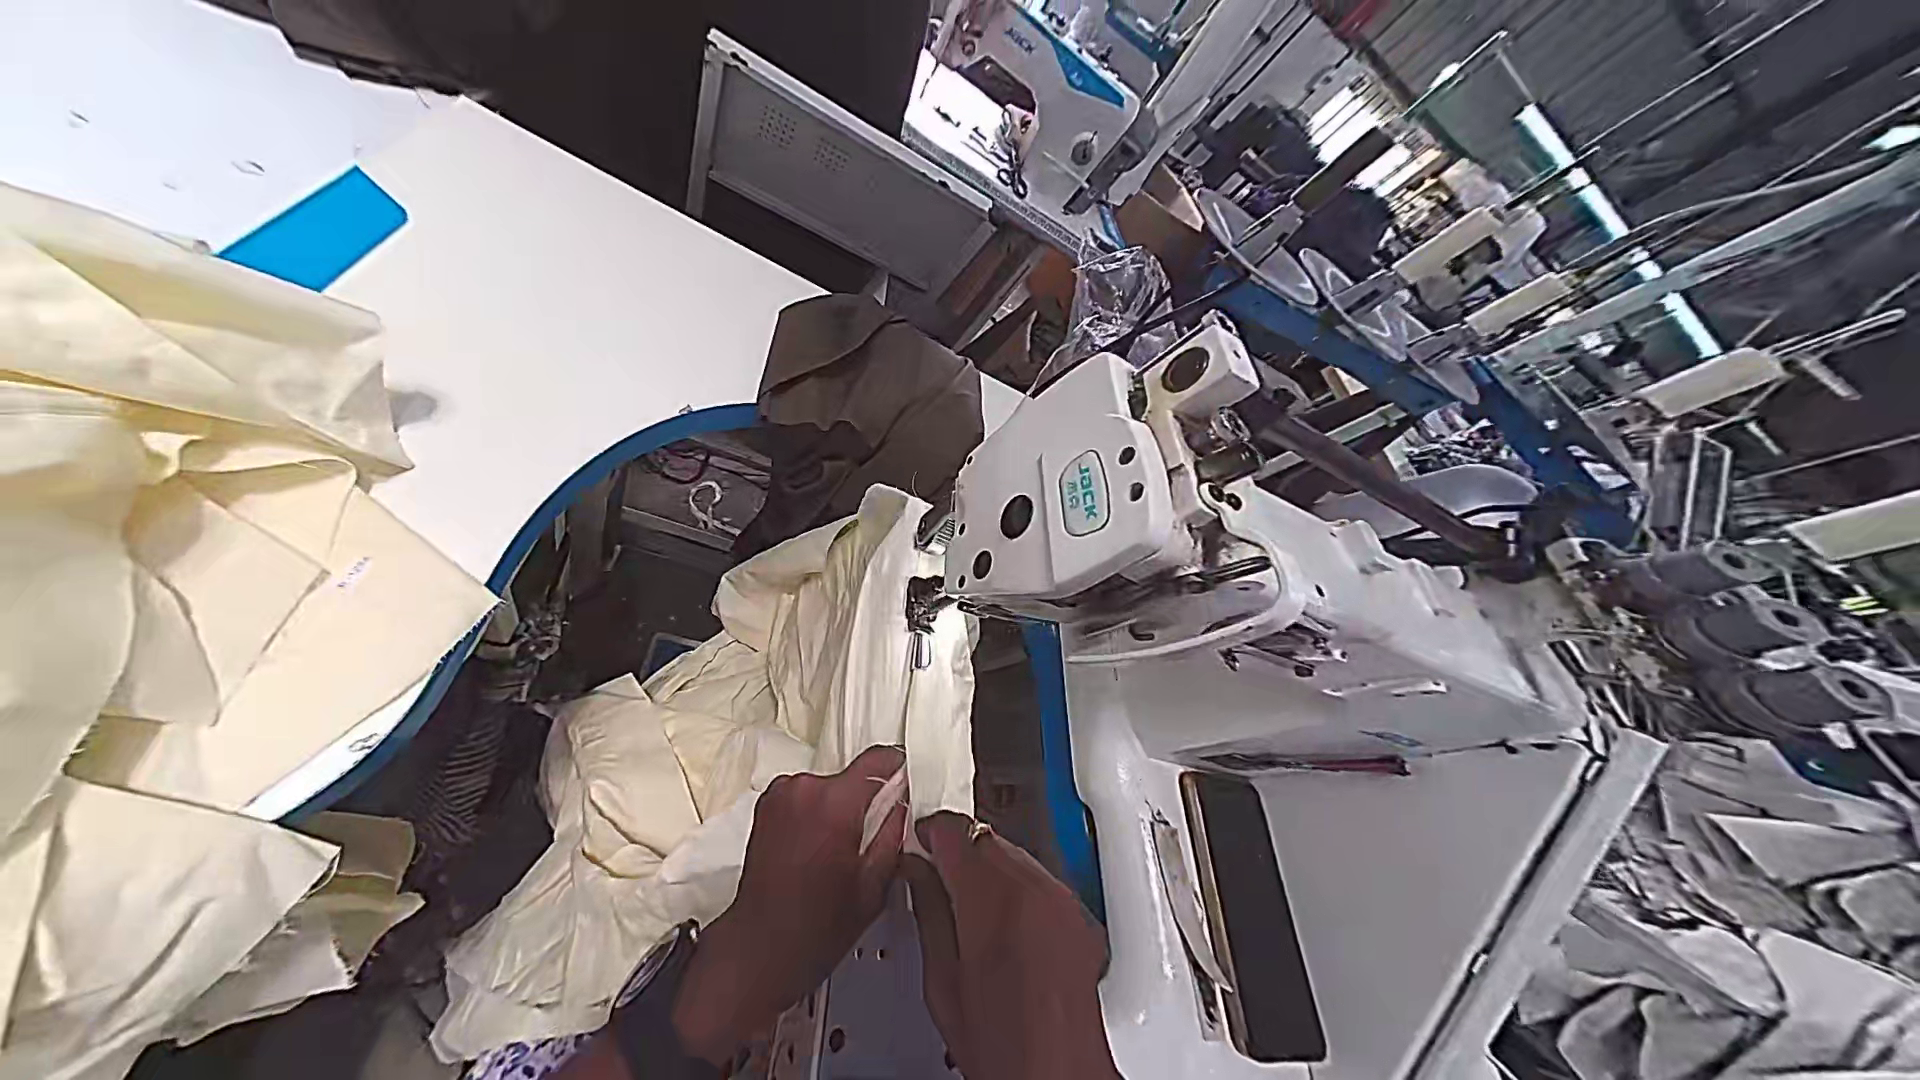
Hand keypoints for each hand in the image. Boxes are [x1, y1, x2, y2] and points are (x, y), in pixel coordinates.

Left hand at [671, 745, 907, 1064]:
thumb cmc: (810, 930)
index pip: (879, 759)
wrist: (759, 949)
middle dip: (868, 798)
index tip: (906, 783)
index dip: (899, 769)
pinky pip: (807, 793)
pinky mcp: (768, 803)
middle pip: (854, 774)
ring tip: (838, 849)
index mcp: (834, 804)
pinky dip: (816, 810)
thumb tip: (904, 804)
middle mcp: (804, 789)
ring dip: (840, 805)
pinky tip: (818, 847)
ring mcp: (781, 794)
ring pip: (831, 784)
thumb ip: (895, 832)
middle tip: (872, 836)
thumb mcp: (874, 886)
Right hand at [902, 812, 1120, 1079]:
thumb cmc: (1006, 1046)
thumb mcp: (943, 981)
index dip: (930, 830)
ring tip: (970, 900)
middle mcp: (1030, 887)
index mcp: (989, 897)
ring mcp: (1058, 896)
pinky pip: (1037, 875)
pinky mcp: (1076, 910)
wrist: (1062, 1077)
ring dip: (987, 863)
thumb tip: (917, 872)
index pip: (954, 830)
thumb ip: (928, 911)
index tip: (920, 837)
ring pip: (1012, 851)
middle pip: (984, 836)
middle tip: (937, 868)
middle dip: (958, 846)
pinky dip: (1016, 882)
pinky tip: (1003, 917)